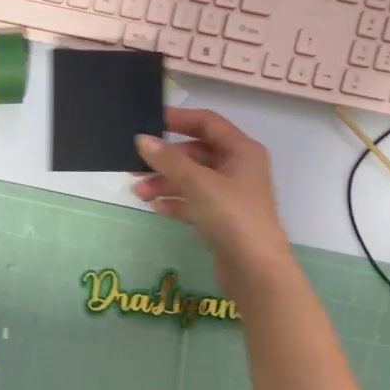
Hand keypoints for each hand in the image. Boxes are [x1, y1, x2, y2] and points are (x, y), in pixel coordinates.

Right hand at [133, 108, 292, 285]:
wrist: (254, 269)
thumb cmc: (232, 218)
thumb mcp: (199, 184)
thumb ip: (169, 161)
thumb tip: (141, 140)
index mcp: (242, 150)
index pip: (207, 124)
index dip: (178, 120)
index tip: (148, 122)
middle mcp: (238, 168)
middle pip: (196, 154)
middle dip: (166, 160)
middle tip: (135, 166)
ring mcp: (230, 196)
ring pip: (192, 180)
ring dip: (166, 183)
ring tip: (138, 192)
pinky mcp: (221, 220)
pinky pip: (194, 203)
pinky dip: (176, 202)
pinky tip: (156, 207)